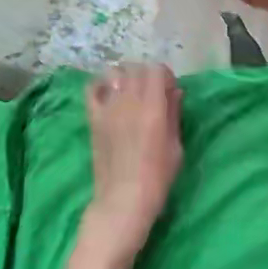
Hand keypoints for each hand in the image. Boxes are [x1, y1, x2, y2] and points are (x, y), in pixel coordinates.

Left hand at [82, 64, 184, 254]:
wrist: (123, 200)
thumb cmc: (157, 177)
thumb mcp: (175, 146)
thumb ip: (174, 114)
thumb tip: (175, 91)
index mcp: (152, 108)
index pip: (156, 70)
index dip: (165, 76)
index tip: (169, 90)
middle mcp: (128, 101)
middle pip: (136, 68)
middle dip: (147, 75)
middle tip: (153, 92)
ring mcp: (107, 108)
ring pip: (115, 73)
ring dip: (126, 77)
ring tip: (131, 93)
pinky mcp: (93, 117)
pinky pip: (92, 89)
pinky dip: (101, 85)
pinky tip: (110, 96)